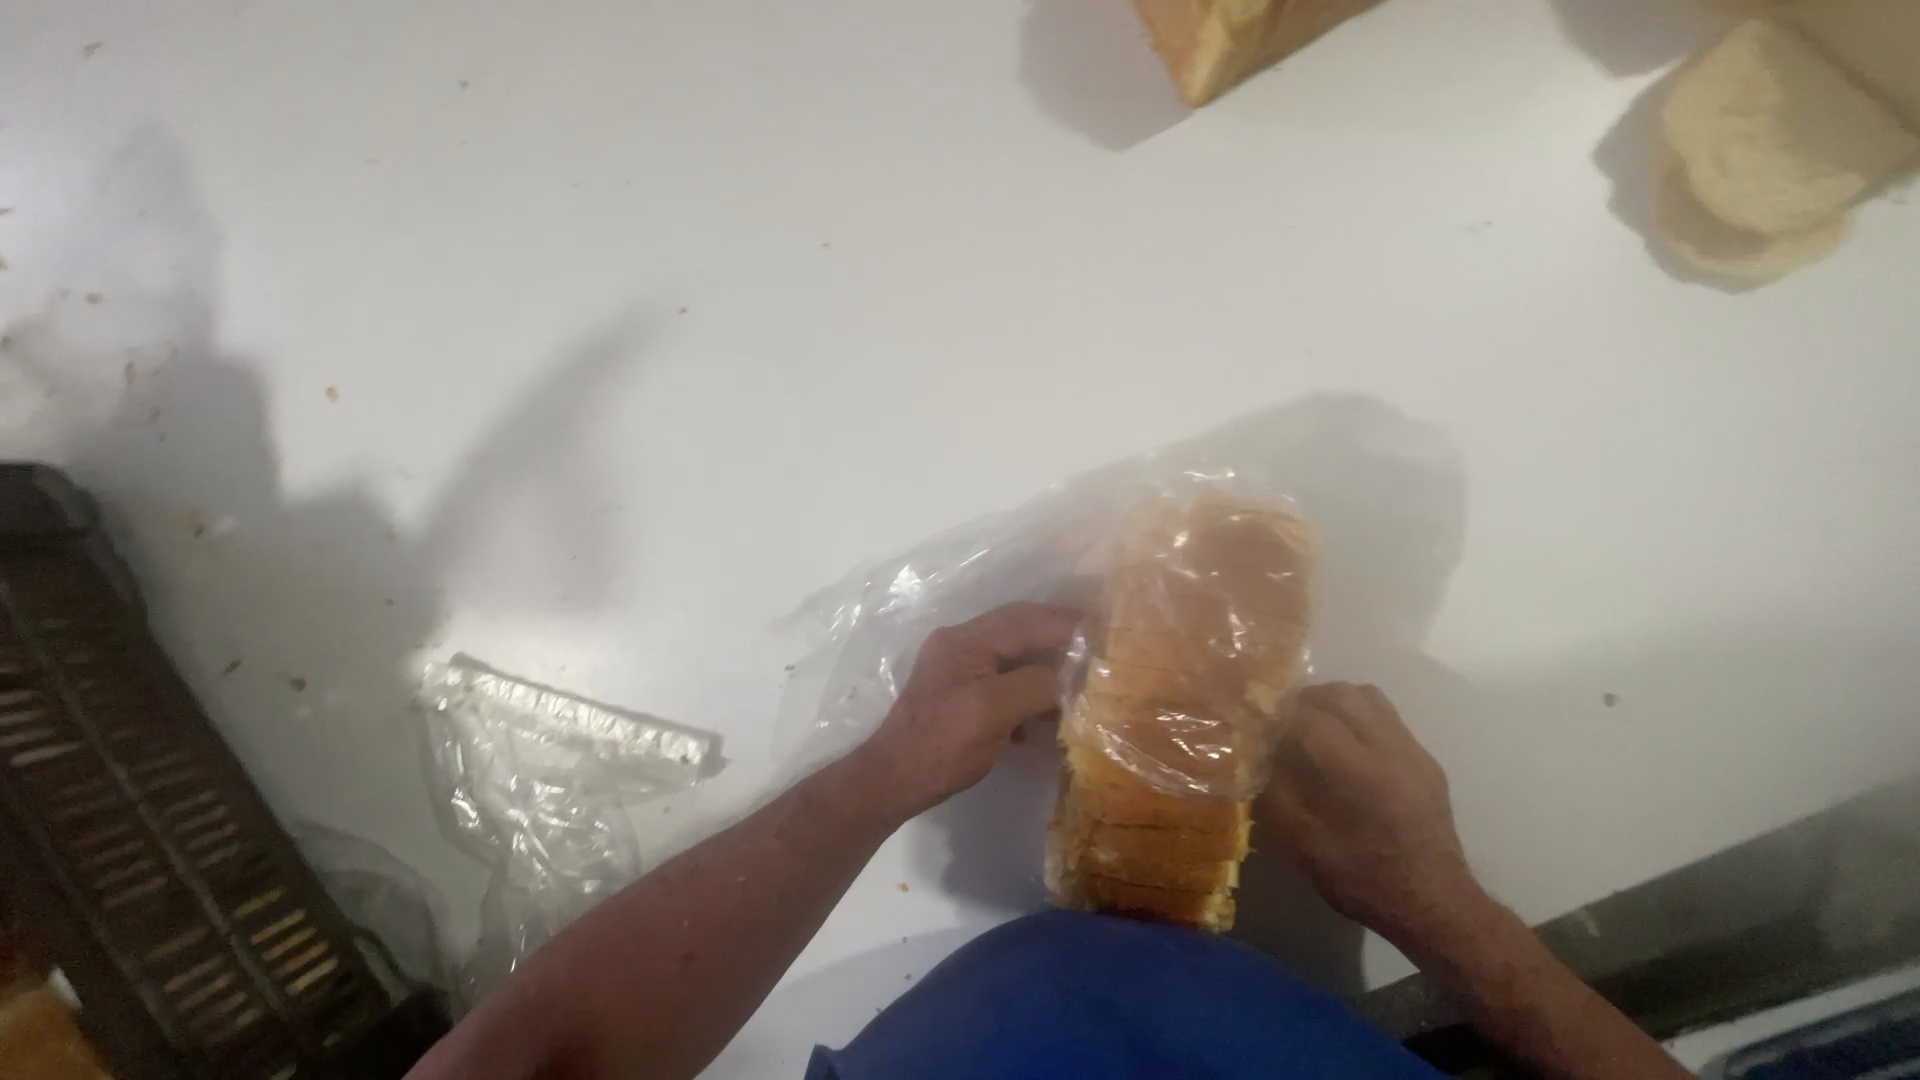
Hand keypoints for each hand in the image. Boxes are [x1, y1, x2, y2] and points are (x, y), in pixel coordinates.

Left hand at [855, 602, 1079, 818]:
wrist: (893, 780)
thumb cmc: (941, 746)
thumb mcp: (992, 712)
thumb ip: (1035, 685)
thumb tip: (1071, 675)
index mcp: (966, 640)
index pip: (1027, 621)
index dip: (1067, 624)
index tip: (1106, 630)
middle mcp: (962, 643)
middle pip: (1021, 628)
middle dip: (1060, 636)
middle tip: (1100, 645)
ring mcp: (960, 667)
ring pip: (1016, 652)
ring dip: (1048, 661)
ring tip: (1081, 676)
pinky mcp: (963, 691)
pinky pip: (1006, 675)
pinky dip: (1031, 686)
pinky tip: (1047, 710)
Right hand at [1259, 682, 1490, 953]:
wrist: (1436, 907)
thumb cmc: (1365, 880)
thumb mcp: (1305, 845)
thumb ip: (1278, 793)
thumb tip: (1260, 755)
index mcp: (1361, 773)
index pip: (1311, 718)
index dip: (1278, 714)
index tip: (1257, 722)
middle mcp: (1392, 751)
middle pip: (1342, 694)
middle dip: (1304, 699)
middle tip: (1281, 719)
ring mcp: (1414, 753)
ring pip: (1368, 697)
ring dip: (1333, 702)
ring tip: (1311, 726)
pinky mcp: (1426, 762)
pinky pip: (1386, 717)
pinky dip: (1357, 717)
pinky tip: (1343, 747)